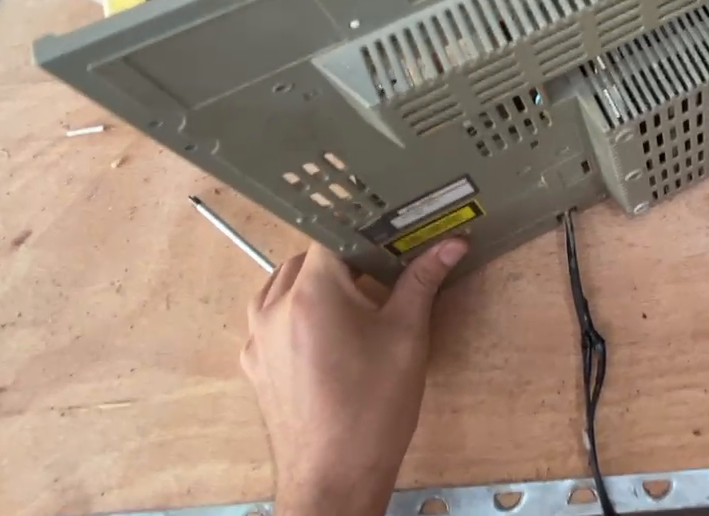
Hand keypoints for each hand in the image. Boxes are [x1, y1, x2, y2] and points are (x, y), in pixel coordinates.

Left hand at [241, 239, 467, 515]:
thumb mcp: (407, 335)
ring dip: (312, 280)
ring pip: (281, 285)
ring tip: (353, 295)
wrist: (334, 479)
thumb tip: (453, 243)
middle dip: (342, 256)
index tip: (388, 230)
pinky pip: (267, 317)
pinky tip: (325, 328)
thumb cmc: (375, 404)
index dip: (361, 228)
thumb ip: (423, 280)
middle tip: (382, 268)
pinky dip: (293, 309)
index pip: (331, 235)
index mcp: (312, 293)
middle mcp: (274, 309)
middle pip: (306, 258)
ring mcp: (257, 340)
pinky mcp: (254, 366)